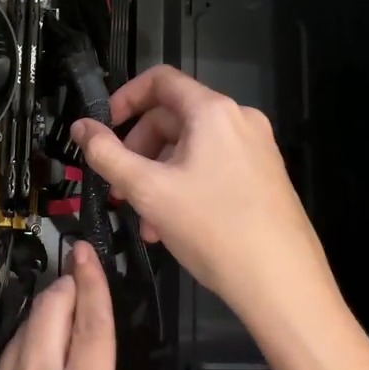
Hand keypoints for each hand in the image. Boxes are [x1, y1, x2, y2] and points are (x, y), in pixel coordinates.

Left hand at [0, 241, 114, 369]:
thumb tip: (100, 354)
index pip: (91, 328)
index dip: (93, 285)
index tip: (87, 254)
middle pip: (51, 310)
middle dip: (67, 283)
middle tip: (78, 264)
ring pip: (25, 328)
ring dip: (45, 312)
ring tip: (61, 299)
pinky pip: (6, 355)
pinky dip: (24, 342)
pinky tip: (35, 343)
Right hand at [70, 65, 328, 311]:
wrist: (287, 290)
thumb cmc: (214, 231)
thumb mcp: (148, 191)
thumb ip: (107, 154)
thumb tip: (81, 127)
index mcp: (213, 111)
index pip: (160, 80)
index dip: (125, 98)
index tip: (103, 128)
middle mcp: (239, 120)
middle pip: (174, 116)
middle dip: (139, 148)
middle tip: (120, 186)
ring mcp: (257, 149)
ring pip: (192, 147)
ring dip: (159, 174)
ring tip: (144, 219)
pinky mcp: (265, 178)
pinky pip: (213, 166)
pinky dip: (185, 184)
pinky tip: (172, 226)